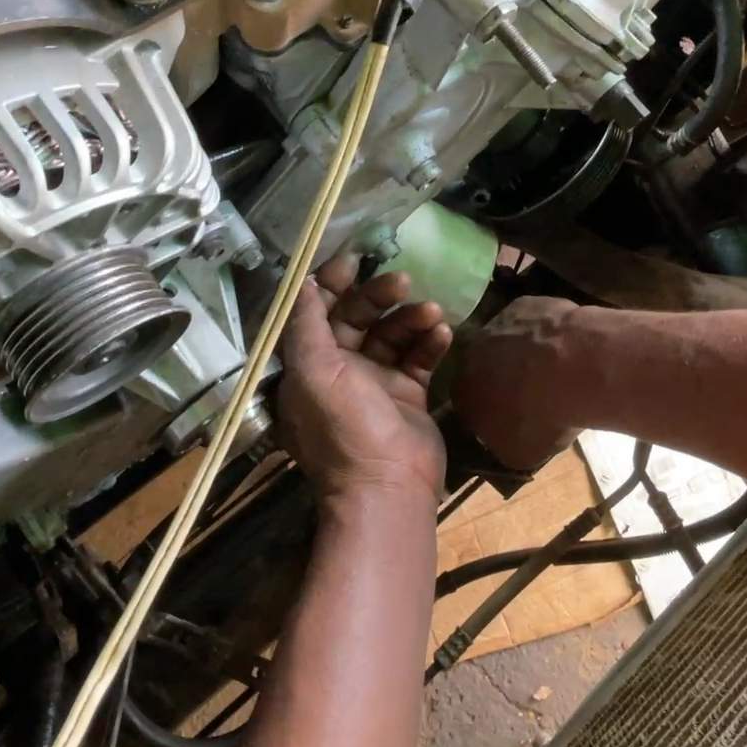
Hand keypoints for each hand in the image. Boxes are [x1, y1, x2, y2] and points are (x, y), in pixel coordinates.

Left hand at [278, 257, 451, 500]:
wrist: (389, 487)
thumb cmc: (344, 426)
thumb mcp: (314, 371)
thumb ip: (307, 324)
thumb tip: (303, 283)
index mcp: (309, 365)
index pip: (318, 311)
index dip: (333, 282)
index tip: (355, 260)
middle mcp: (339, 370)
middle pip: (358, 318)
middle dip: (379, 296)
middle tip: (403, 280)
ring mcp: (375, 383)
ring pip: (392, 335)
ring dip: (411, 318)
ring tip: (432, 311)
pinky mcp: (408, 395)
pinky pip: (418, 358)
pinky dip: (429, 342)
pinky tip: (443, 332)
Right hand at [449, 295, 585, 470]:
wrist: (574, 367)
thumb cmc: (542, 417)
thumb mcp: (518, 453)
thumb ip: (500, 443)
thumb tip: (501, 438)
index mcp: (462, 391)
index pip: (466, 402)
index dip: (488, 409)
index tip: (508, 418)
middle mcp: (470, 352)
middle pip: (483, 366)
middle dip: (502, 377)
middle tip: (531, 392)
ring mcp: (497, 322)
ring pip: (505, 340)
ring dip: (522, 353)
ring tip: (554, 370)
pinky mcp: (524, 303)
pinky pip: (529, 321)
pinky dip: (542, 333)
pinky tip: (565, 347)